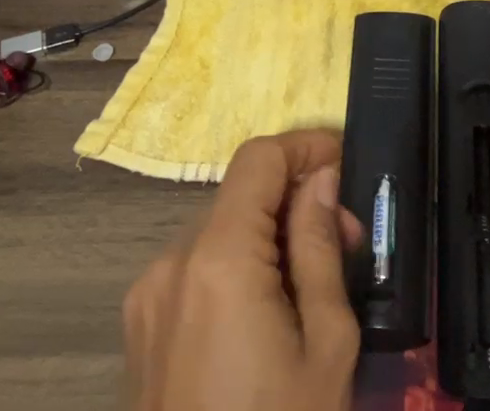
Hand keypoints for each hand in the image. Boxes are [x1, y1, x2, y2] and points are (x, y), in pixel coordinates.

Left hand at [123, 130, 365, 410]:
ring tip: (313, 287)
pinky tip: (268, 315)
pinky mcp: (140, 328)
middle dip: (296, 202)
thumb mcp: (326, 344)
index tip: (345, 160)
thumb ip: (319, 248)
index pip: (257, 160)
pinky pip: (195, 271)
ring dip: (267, 238)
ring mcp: (147, 297)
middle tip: (349, 242)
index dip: (304, 146)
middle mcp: (169, 264)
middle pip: (239, 198)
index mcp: (216, 260)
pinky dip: (236, 269)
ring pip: (218, 234)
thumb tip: (320, 180)